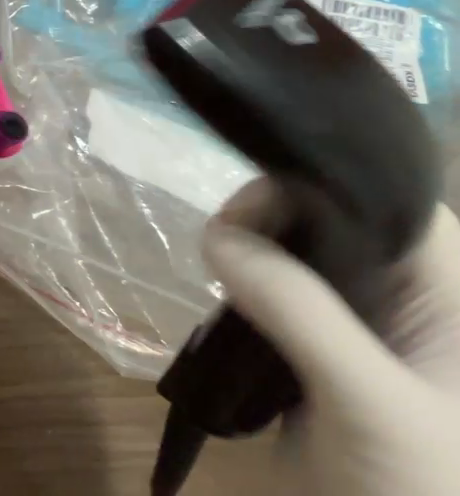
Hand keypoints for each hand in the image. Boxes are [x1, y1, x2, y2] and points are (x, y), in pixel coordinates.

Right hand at [203, 180, 459, 494]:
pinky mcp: (321, 358)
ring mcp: (365, 335)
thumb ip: (301, 313)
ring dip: (249, 258)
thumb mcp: (370, 403)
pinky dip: (242, 291)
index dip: (322, 189)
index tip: (249, 215)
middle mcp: (413, 309)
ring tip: (219, 281)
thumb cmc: (424, 486)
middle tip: (221, 251)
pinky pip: (277, 300)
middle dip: (271, 222)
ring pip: (299, 260)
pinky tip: (224, 306)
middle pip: (336, 224)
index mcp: (452, 307)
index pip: (395, 209)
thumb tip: (218, 237)